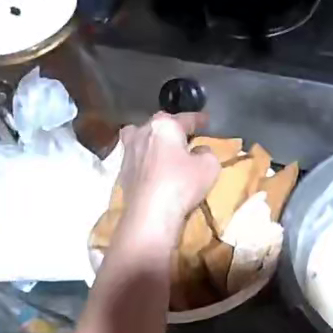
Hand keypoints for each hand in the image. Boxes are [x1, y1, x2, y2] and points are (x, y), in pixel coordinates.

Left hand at [115, 112, 219, 240]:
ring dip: (153, 139)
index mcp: (165, 126)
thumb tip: (198, 151)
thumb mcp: (210, 166)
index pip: (185, 118)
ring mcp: (129, 151)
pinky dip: (146, 157)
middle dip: (173, 127)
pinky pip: (137, 156)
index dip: (199, 119)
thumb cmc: (182, 184)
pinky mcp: (122, 171)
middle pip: (160, 123)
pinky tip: (153, 166)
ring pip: (141, 136)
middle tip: (185, 135)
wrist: (150, 214)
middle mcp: (143, 132)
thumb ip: (207, 153)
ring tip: (163, 147)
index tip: (206, 120)